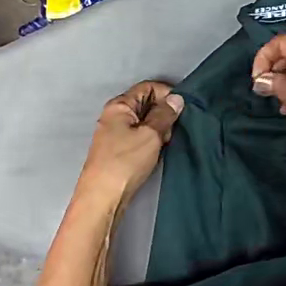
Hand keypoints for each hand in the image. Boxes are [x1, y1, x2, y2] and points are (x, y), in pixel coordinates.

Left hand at [78, 81, 183, 205]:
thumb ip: (165, 114)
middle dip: (164, 112)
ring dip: (159, 128)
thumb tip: (177, 99)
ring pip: (146, 121)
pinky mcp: (120, 149)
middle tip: (173, 128)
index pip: (148, 87)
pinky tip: (158, 151)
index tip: (182, 108)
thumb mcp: (151, 134)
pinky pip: (141, 135)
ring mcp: (116, 133)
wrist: (103, 198)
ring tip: (165, 143)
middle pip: (147, 103)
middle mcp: (115, 116)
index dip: (167, 93)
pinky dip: (153, 139)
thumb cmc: (125, 163)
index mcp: (119, 106)